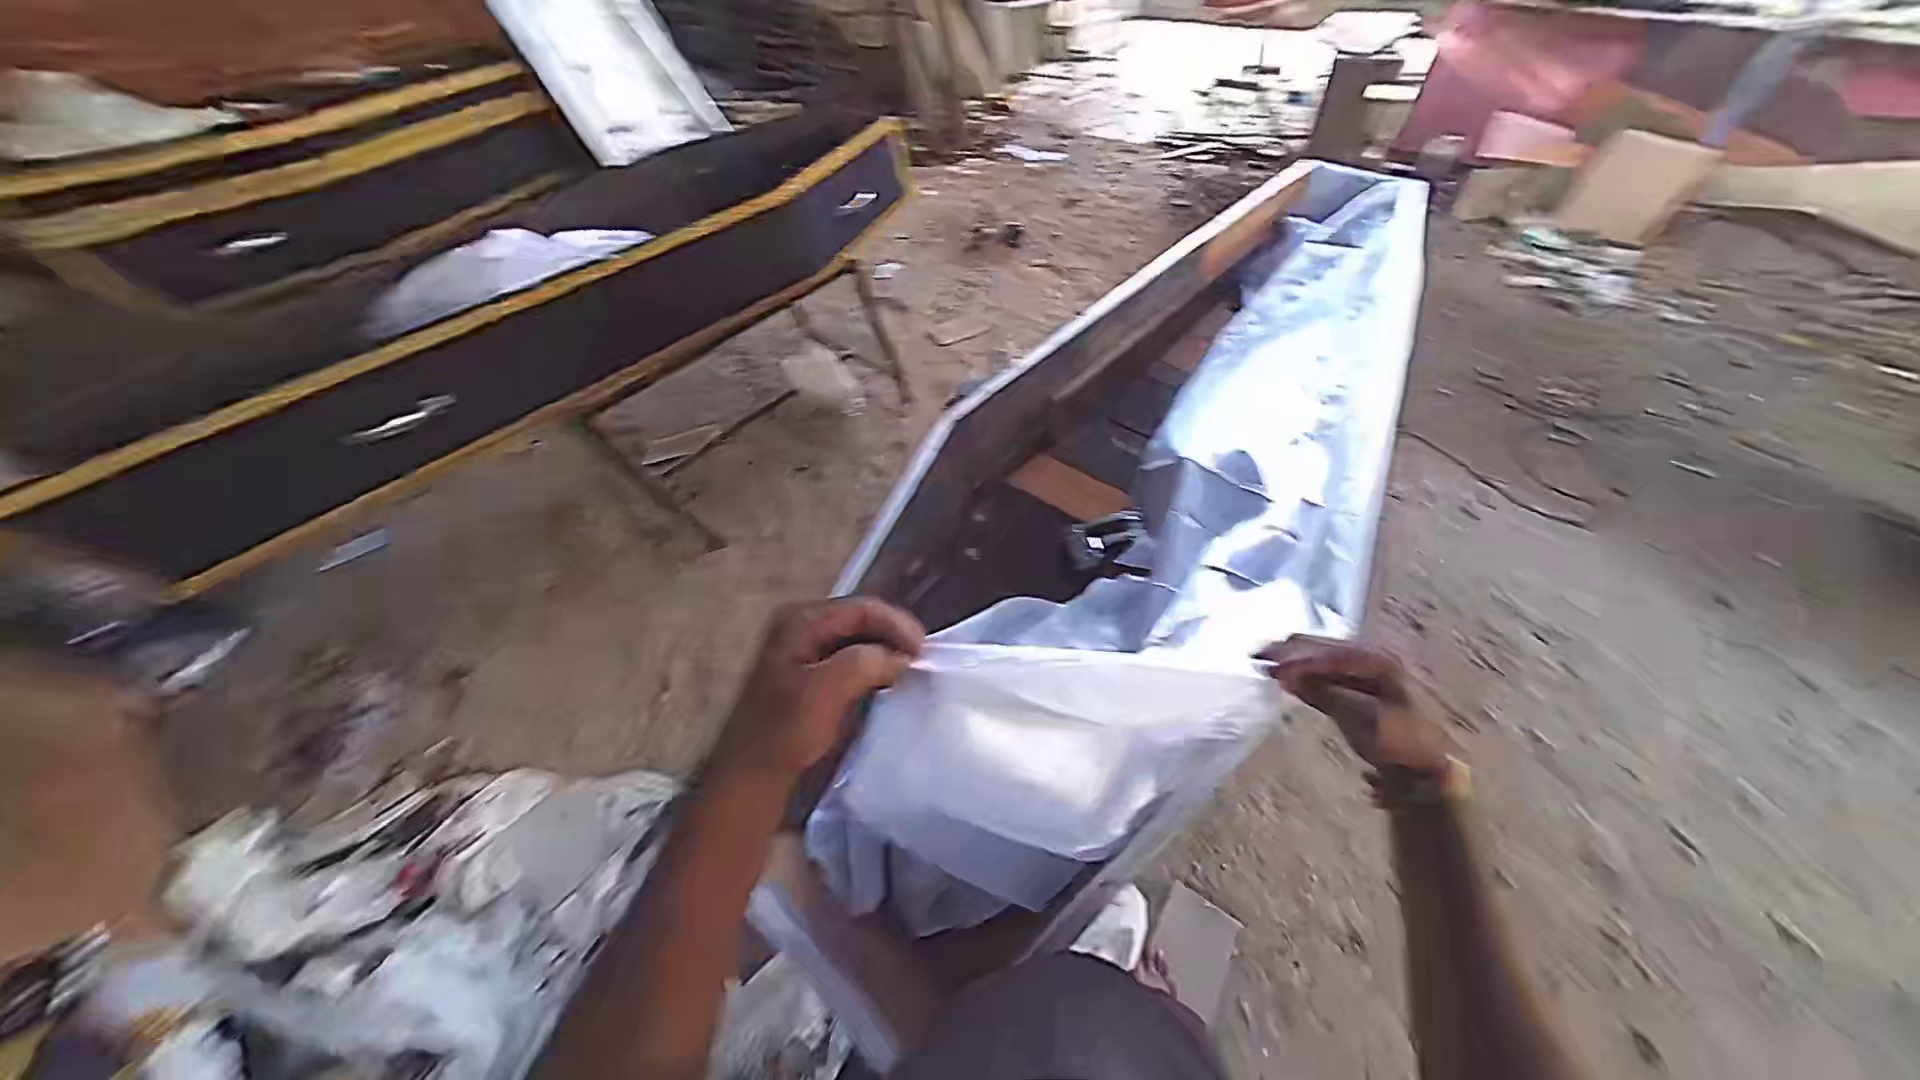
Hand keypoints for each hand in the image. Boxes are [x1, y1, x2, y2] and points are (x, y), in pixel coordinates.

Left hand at [714, 597, 924, 777]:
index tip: (923, 654)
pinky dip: (874, 669)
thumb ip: (865, 662)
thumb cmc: (781, 735)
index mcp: (800, 620)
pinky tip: (888, 684)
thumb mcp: (824, 691)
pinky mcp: (811, 675)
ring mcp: (804, 650)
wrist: (749, 781)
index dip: (898, 626)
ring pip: (860, 641)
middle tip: (921, 662)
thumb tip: (901, 656)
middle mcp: (801, 626)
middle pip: (862, 621)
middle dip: (894, 638)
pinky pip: (852, 660)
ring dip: (886, 654)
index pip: (863, 609)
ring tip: (910, 672)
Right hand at [1256, 636, 1453, 773]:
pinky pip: (1328, 671)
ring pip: (1323, 657)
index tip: (1268, 664)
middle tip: (1258, 654)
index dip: (1296, 657)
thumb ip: (1322, 692)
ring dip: (1295, 660)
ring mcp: (1371, 672)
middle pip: (1323, 647)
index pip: (1327, 652)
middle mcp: (1375, 657)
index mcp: (1378, 660)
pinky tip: (1288, 675)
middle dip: (1289, 651)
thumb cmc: (1399, 742)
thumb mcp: (1359, 717)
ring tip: (1267, 662)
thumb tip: (1285, 675)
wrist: (1427, 772)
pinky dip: (1306, 672)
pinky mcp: (1364, 687)